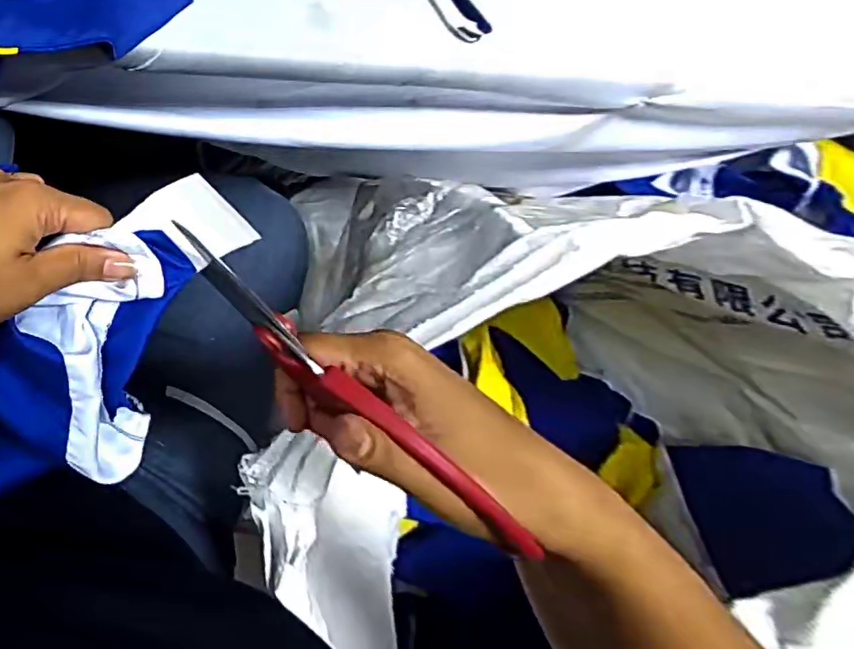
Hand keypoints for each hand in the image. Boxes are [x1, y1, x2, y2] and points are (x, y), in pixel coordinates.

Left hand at [0, 161, 129, 337]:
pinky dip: (2, 210)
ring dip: (32, 226)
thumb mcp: (29, 283)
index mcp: (35, 197)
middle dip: (64, 238)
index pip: (95, 217)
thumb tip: (126, 260)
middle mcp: (10, 178)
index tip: (91, 279)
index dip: (101, 249)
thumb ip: (80, 265)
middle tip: (43, 278)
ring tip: (10, 261)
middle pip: (61, 206)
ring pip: (28, 198)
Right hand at [276, 331, 633, 561]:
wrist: (561, 506)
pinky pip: (352, 394)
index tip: (299, 426)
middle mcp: (387, 350)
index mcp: (389, 355)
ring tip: (372, 453)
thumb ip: (368, 446)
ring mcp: (395, 368)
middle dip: (316, 406)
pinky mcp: (400, 388)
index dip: (291, 382)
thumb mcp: (427, 473)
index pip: (307, 347)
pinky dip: (353, 422)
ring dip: (337, 419)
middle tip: (345, 447)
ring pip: (331, 382)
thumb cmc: (499, 485)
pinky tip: (380, 448)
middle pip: (315, 363)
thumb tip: (321, 423)